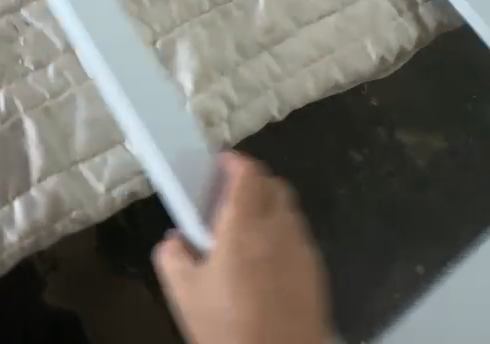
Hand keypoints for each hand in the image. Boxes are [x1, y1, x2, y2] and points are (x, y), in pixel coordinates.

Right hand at [152, 152, 331, 343]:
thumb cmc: (229, 329)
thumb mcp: (183, 292)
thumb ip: (172, 255)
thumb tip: (177, 240)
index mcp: (243, 227)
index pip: (248, 173)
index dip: (234, 162)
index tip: (218, 167)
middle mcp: (278, 232)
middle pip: (274, 185)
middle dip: (252, 182)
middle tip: (227, 197)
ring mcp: (302, 254)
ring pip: (289, 211)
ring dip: (268, 207)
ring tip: (244, 231)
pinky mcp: (317, 277)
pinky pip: (298, 238)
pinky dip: (281, 234)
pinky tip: (263, 263)